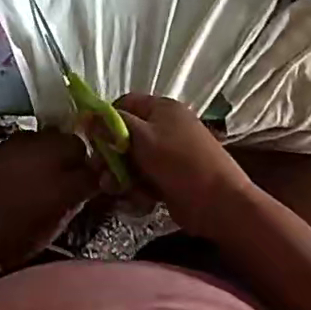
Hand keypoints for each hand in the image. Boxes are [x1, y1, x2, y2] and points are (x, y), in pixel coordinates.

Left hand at [0, 131, 97, 265]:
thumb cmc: (22, 236)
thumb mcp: (60, 221)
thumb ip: (79, 196)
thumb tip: (93, 182)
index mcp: (66, 186)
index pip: (94, 170)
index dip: (96, 175)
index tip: (95, 182)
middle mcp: (49, 158)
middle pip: (75, 144)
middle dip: (77, 156)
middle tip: (73, 173)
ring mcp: (27, 145)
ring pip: (54, 136)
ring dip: (57, 148)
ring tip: (51, 166)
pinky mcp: (10, 142)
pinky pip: (33, 137)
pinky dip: (36, 147)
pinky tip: (31, 163)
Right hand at [104, 94, 258, 240]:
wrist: (222, 205)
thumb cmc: (180, 163)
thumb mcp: (142, 138)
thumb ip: (112, 125)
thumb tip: (87, 115)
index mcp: (162, 107)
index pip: (123, 104)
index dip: (105, 119)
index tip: (91, 139)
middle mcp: (166, 126)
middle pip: (126, 133)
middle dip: (111, 153)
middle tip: (99, 171)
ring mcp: (171, 152)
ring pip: (134, 158)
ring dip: (122, 174)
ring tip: (117, 190)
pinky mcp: (173, 176)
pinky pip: (146, 176)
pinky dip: (139, 186)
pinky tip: (138, 199)